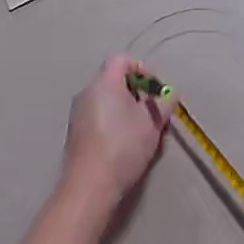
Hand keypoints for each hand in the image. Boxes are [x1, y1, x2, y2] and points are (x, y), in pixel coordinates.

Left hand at [62, 55, 174, 208]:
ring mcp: (77, 112)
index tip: (156, 90)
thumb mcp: (151, 124)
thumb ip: (162, 104)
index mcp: (104, 82)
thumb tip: (169, 95)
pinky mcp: (75, 131)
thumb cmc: (123, 146)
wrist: (90, 184)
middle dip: (136, 91)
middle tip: (153, 111)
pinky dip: (112, 119)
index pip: (122, 59)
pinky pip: (97, 114)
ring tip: (142, 128)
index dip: (142, 69)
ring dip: (125, 107)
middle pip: (113, 78)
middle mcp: (87, 91)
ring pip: (105, 98)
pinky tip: (124, 141)